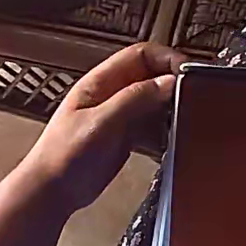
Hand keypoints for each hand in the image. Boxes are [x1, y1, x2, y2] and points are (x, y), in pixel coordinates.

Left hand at [16, 42, 186, 213]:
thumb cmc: (63, 154)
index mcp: (102, 81)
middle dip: (173, 84)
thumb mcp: (102, 121)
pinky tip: (171, 140)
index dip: (167, 59)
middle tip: (192, 97)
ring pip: (155, 101)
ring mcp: (120, 116)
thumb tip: (168, 82)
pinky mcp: (126, 136)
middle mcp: (113, 94)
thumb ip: (135, 98)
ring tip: (184, 120)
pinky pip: (153, 125)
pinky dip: (166, 130)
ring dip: (171, 108)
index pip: (142, 54)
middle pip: (152, 76)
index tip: (187, 73)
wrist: (52, 190)